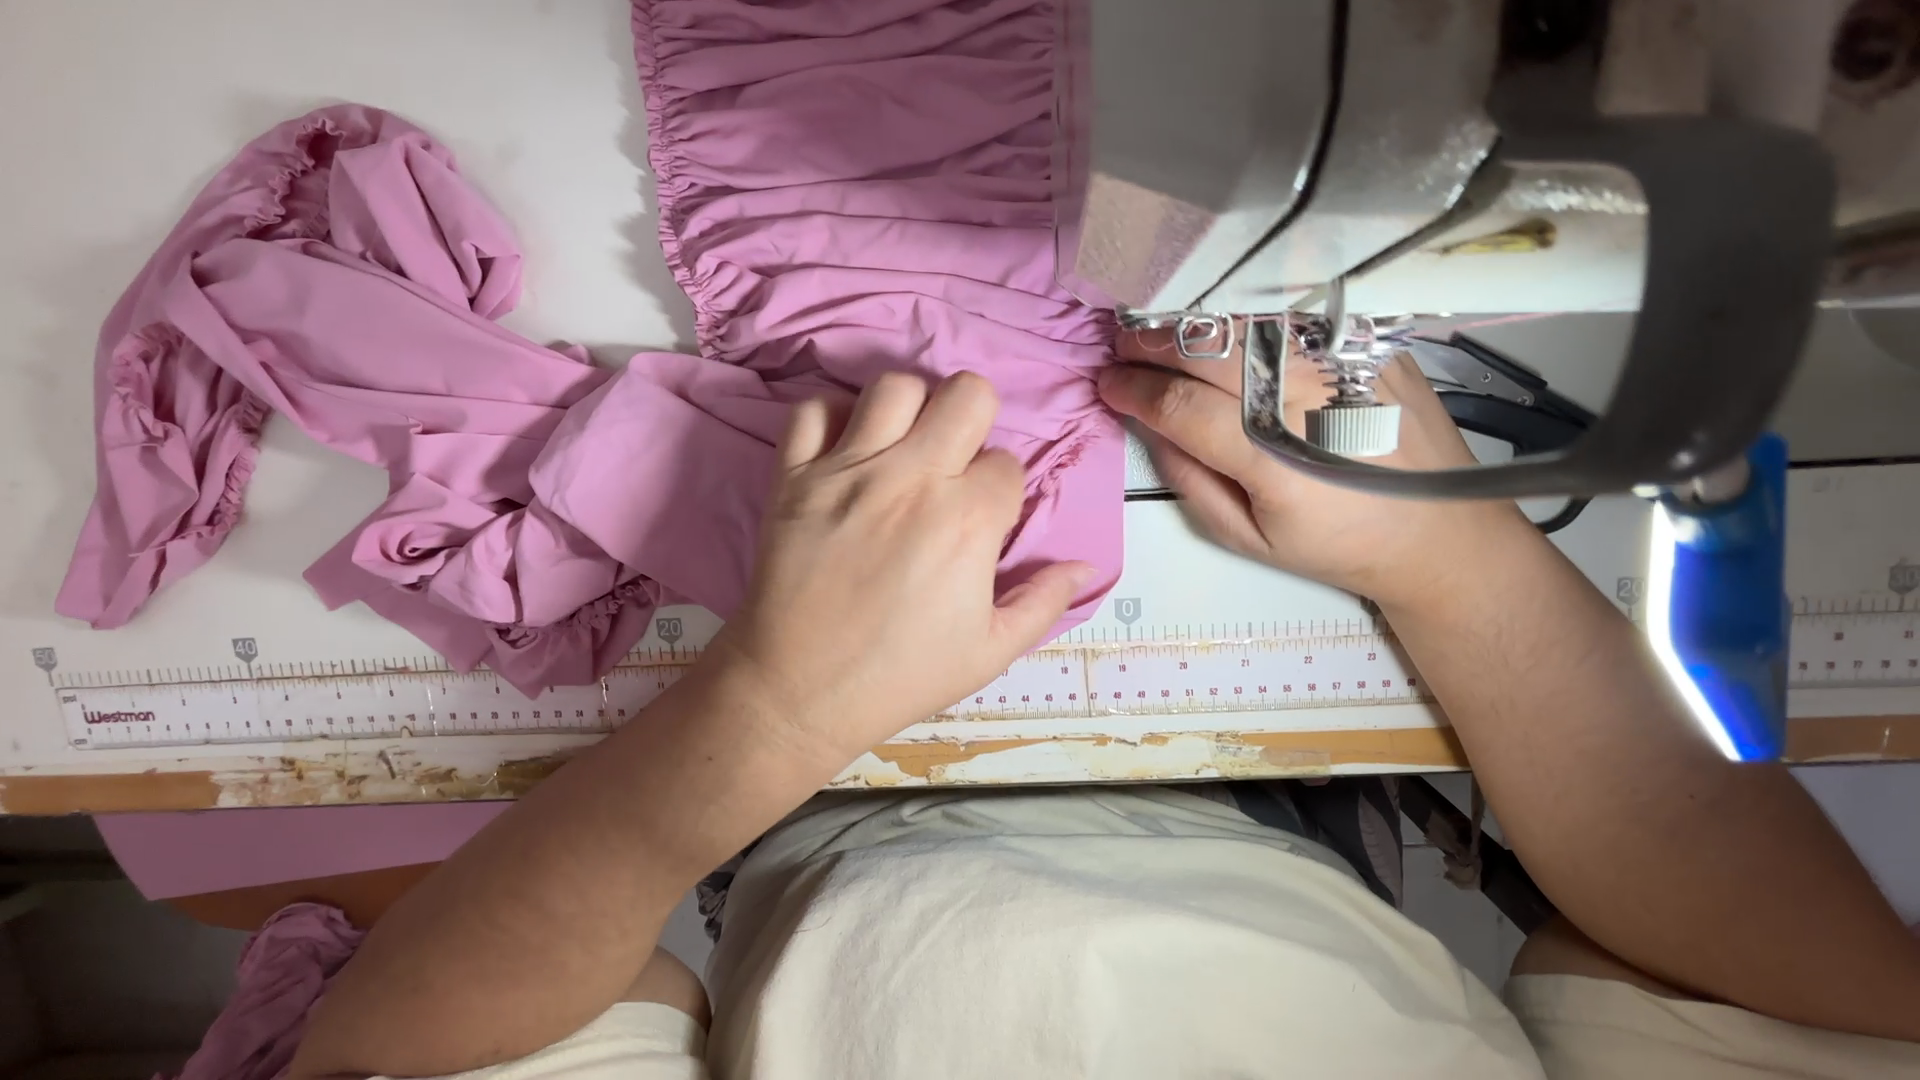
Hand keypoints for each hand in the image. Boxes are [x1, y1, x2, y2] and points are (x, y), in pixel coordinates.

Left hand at [707, 372, 1094, 765]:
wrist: (799, 691)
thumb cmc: (901, 676)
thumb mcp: (991, 653)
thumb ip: (1044, 602)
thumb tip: (1087, 566)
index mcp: (968, 520)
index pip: (1008, 463)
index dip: (1003, 489)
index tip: (984, 518)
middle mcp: (912, 478)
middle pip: (966, 394)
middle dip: (975, 420)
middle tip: (956, 460)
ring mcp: (848, 471)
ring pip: (894, 387)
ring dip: (911, 409)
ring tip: (904, 447)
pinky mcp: (793, 476)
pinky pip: (812, 409)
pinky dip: (832, 418)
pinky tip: (846, 450)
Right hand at [1097, 324, 1538, 612]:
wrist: (1439, 532)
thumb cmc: (1335, 545)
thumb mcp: (1248, 538)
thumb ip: (1190, 480)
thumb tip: (1150, 426)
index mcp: (1274, 458)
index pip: (1180, 406)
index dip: (1133, 390)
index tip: (1106, 384)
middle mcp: (1308, 400)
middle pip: (1209, 351)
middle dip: (1152, 343)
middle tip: (1121, 345)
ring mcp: (1344, 365)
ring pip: (1247, 324)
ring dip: (1193, 324)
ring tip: (1162, 333)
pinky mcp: (1370, 347)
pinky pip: (1292, 320)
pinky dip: (1245, 321)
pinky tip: (1222, 330)